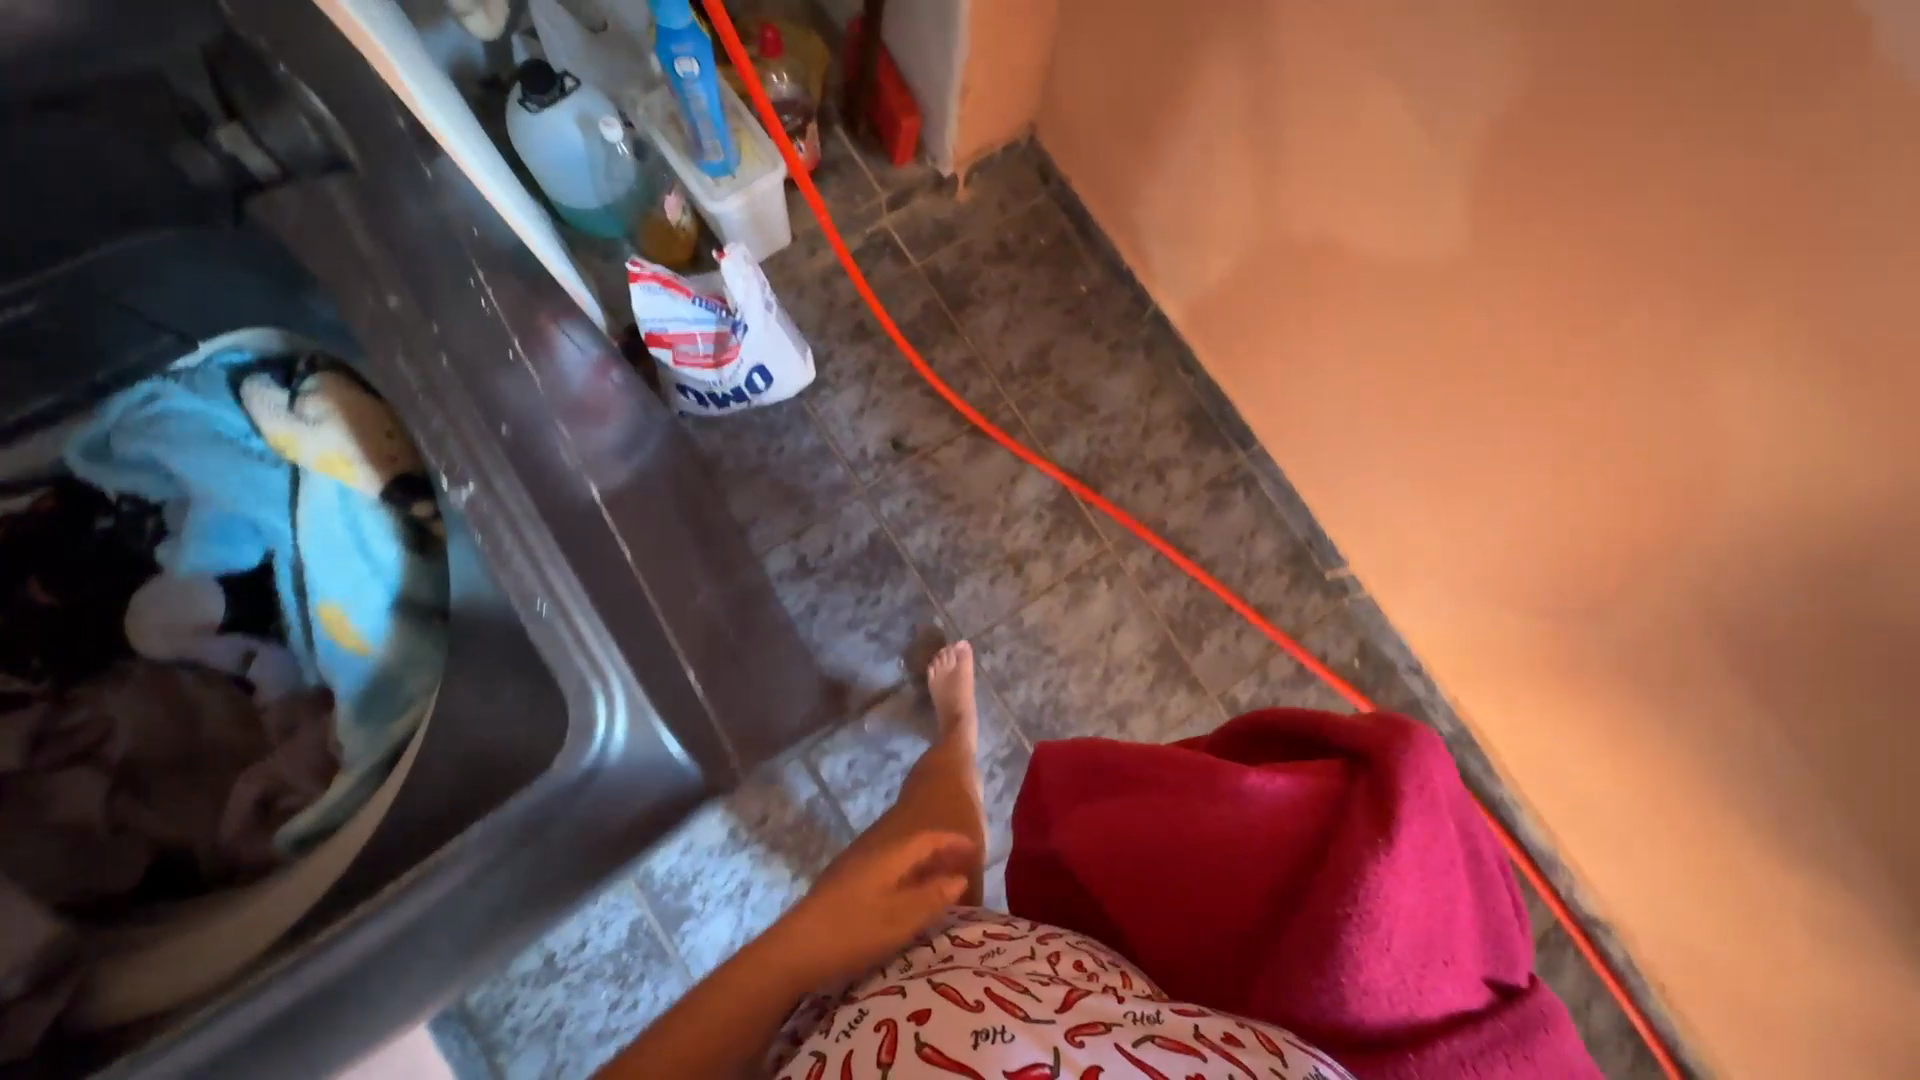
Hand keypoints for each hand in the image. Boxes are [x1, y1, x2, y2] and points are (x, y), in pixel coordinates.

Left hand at [772, 830, 975, 984]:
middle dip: (937, 852)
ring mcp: (852, 870)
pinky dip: (902, 878)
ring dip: (919, 866)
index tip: (973, 847)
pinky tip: (902, 899)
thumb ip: (932, 897)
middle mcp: (870, 854)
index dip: (951, 841)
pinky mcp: (840, 888)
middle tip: (961, 865)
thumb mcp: (900, 919)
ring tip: (938, 882)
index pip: (926, 839)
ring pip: (895, 860)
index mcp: (888, 856)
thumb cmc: (852, 932)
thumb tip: (959, 878)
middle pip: (910, 845)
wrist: (794, 950)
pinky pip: (883, 872)